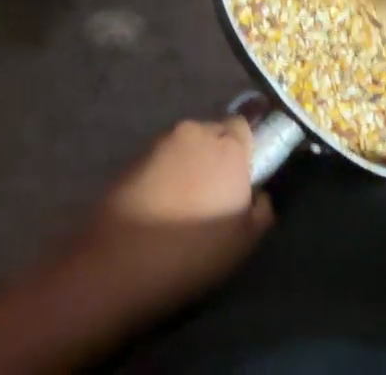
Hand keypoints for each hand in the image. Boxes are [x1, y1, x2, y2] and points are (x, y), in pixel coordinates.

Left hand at [65, 117, 273, 315]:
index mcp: (227, 146)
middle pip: (212, 133)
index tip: (246, 175)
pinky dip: (166, 173)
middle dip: (218, 155)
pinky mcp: (133, 157)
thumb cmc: (196, 249)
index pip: (243, 127)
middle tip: (218, 192)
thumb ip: (261, 209)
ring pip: (185, 146)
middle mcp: (193, 133)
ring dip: (190, 163)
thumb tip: (258, 194)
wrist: (124, 258)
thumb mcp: (245, 240)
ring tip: (188, 201)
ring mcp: (159, 142)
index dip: (246, 149)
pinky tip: (163, 203)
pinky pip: (161, 158)